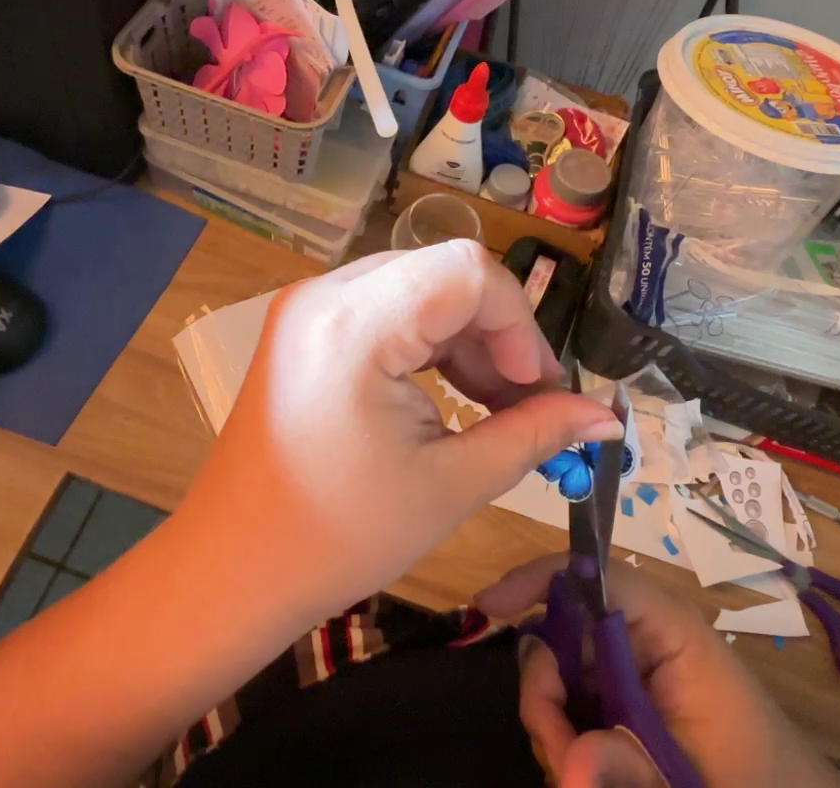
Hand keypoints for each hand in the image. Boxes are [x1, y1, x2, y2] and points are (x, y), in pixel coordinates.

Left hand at [175, 242, 621, 626]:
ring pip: (420, 289)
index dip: (519, 325)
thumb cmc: (336, 539)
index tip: (536, 390)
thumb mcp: (449, 486)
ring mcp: (310, 306)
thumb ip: (533, 435)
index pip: (468, 272)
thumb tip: (607, 415)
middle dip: (498, 334)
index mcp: (352, 325)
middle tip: (524, 404)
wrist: (232, 568)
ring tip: (493, 408)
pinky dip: (430, 344)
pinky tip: (450, 396)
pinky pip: (388, 309)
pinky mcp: (307, 327)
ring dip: (468, 340)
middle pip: (444, 274)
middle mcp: (325, 294)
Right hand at [477, 556, 839, 787]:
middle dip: (544, 687)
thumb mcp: (694, 780)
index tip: (488, 604)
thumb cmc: (760, 784)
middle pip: (561, 629)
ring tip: (581, 777)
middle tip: (557, 746)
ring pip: (556, 673)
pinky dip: (563, 740)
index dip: (540, 577)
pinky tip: (584, 772)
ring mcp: (624, 673)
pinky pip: (568, 706)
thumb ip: (632, 772)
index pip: (599, 577)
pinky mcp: (617, 705)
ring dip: (552, 724)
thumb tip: (572, 767)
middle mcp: (639, 640)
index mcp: (669, 633)